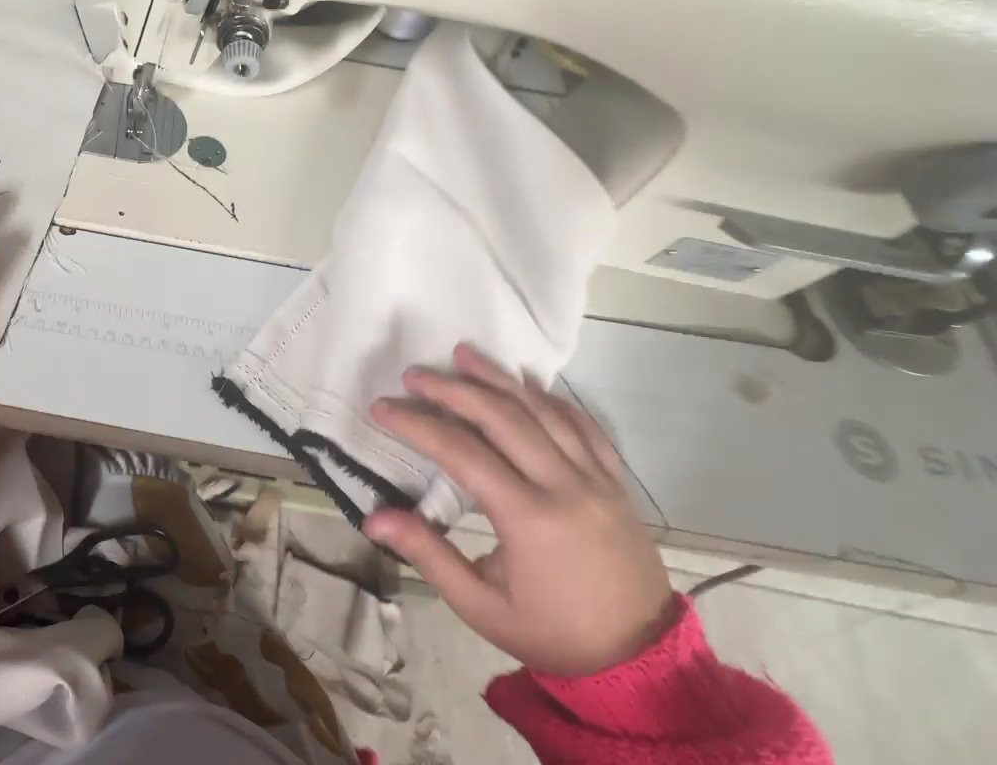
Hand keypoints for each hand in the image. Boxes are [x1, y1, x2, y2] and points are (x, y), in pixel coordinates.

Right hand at [361, 345, 675, 677]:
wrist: (640, 660)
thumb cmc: (550, 632)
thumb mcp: (480, 605)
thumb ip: (427, 554)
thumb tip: (372, 518)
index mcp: (529, 518)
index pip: (462, 452)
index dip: (417, 424)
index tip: (382, 408)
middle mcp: (565, 487)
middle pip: (504, 417)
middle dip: (454, 389)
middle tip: (415, 374)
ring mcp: (597, 481)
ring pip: (546, 412)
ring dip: (501, 379)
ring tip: (464, 354)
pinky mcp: (616, 484)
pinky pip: (586, 427)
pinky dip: (553, 399)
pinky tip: (528, 384)